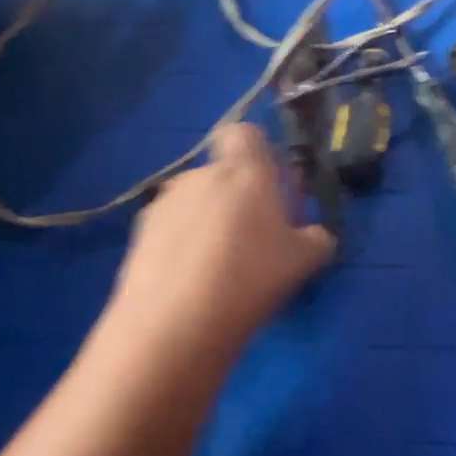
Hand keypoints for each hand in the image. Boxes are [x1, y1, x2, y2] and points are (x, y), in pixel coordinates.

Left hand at [103, 123, 334, 357]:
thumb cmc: (251, 277)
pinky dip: (183, 248)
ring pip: (195, 203)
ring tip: (221, 270)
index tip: (273, 186)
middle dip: (238, 199)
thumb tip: (316, 234)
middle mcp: (201, 176)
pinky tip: (193, 285)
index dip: (259, 153)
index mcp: (244, 171)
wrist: (173, 322)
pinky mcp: (138, 235)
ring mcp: (164, 204)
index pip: (245, 133)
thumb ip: (317, 238)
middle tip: (256, 241)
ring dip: (209, 223)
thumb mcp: (305, 260)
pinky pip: (171, 231)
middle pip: (222, 174)